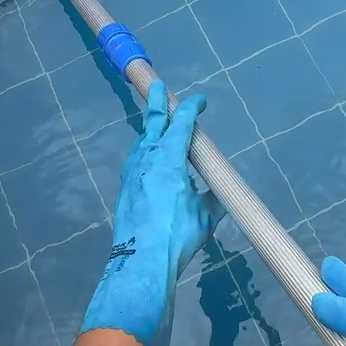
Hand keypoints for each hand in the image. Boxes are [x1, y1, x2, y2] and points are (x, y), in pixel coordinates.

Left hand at [81, 82, 218, 345]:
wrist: (141, 259)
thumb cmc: (177, 234)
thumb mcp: (205, 215)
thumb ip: (212, 198)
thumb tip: (220, 193)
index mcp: (169, 158)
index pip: (181, 123)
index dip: (191, 108)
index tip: (200, 101)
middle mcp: (147, 158)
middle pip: (153, 123)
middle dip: (157, 103)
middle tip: (157, 86)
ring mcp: (132, 173)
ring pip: (141, 142)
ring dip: (150, 130)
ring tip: (156, 124)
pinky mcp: (125, 189)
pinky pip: (136, 160)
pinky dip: (145, 152)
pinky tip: (148, 159)